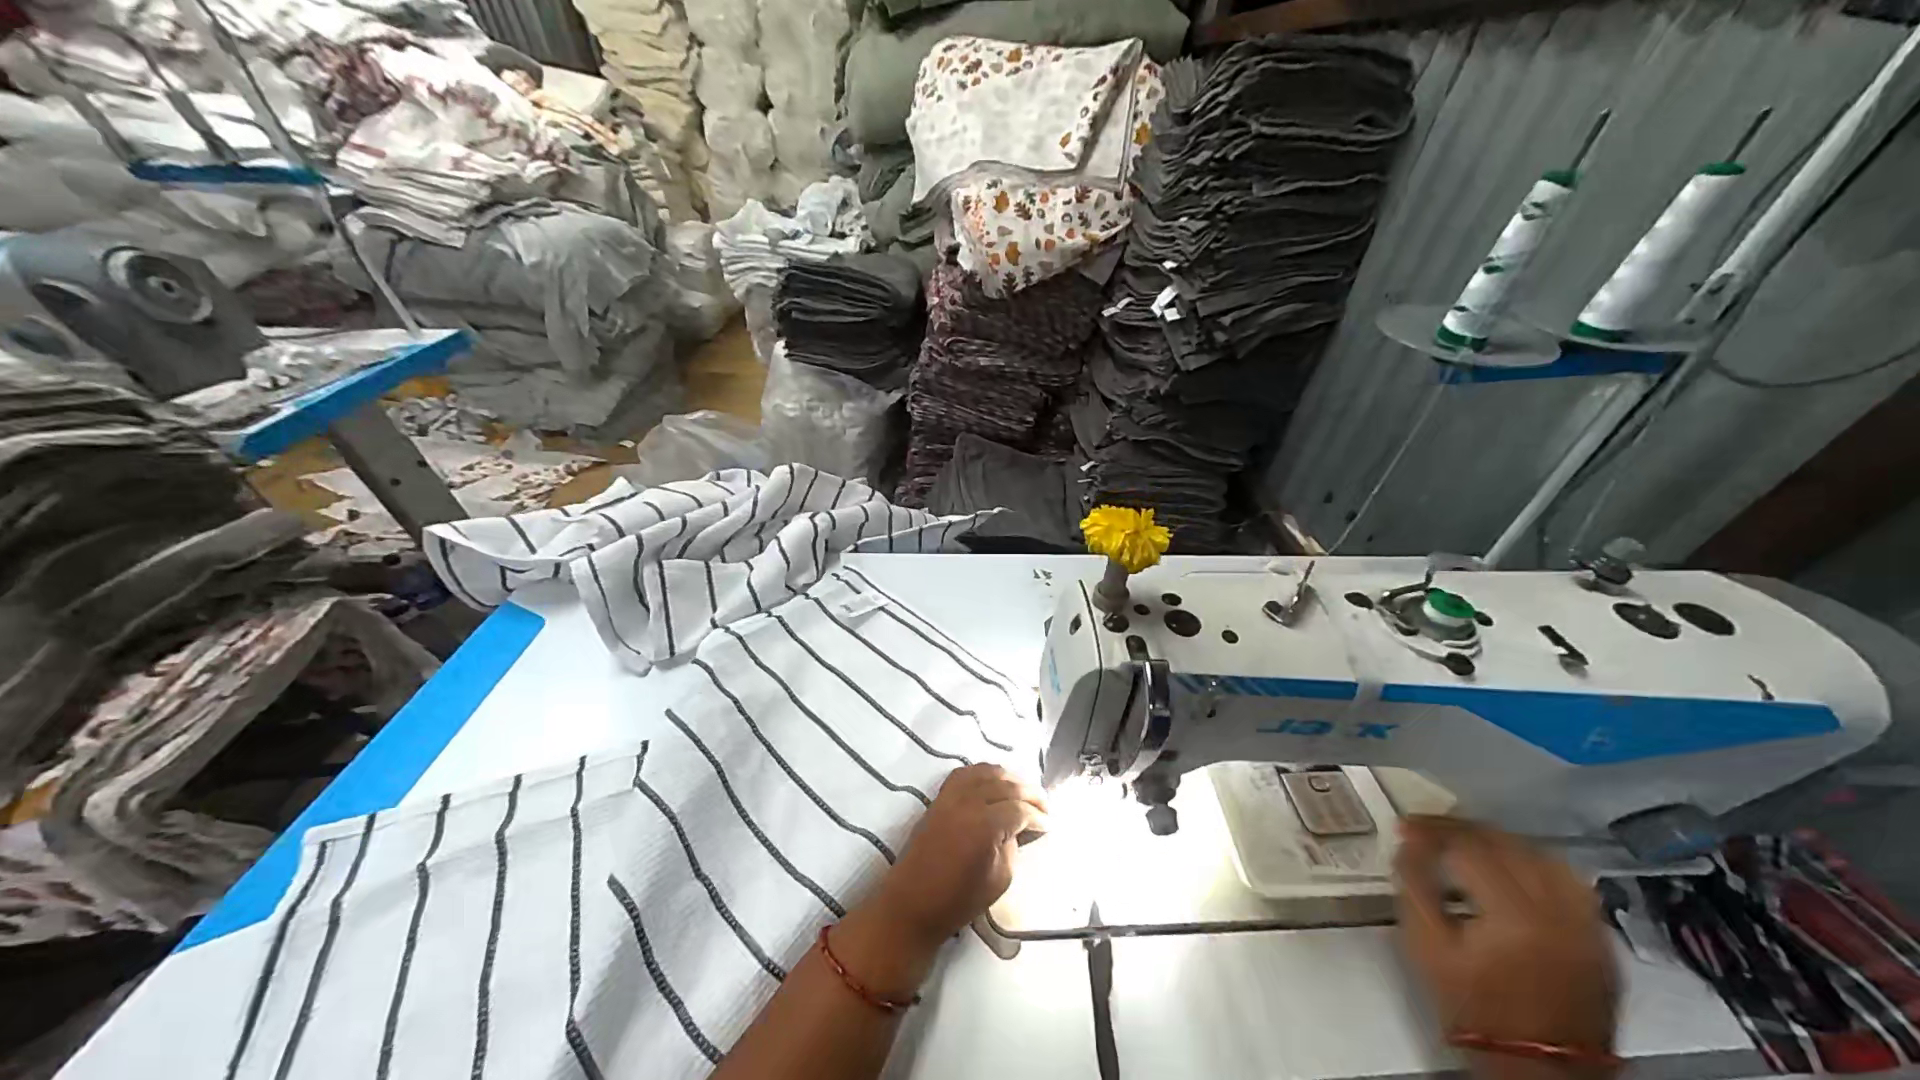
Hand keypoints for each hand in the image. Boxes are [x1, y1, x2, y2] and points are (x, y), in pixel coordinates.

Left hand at [873, 764, 1049, 946]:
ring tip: (1022, 791)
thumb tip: (1019, 827)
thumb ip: (1013, 846)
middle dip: (1029, 793)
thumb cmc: (958, 900)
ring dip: (1008, 778)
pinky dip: (983, 773)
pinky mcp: (938, 798)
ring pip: (985, 772)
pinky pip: (964, 774)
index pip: (1020, 810)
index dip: (1038, 817)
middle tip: (1045, 806)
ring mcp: (950, 797)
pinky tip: (994, 782)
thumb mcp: (1000, 878)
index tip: (1049, 825)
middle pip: (1005, 785)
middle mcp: (967, 802)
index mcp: (985, 825)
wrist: (912, 904)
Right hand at [1394, 816, 1619, 1079]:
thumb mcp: (1426, 946)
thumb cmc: (1474, 1008)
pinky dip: (1534, 862)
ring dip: (1497, 841)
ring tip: (1466, 842)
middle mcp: (1558, 912)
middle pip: (1505, 843)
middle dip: (1460, 829)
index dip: (1431, 831)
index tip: (1404, 827)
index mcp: (1514, 915)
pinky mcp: (1599, 936)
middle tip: (1427, 828)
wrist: (1539, 1067)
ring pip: (1539, 854)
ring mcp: (1586, 924)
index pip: (1468, 847)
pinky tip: (1511, 867)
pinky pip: (1568, 879)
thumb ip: (1414, 886)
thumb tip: (1408, 844)